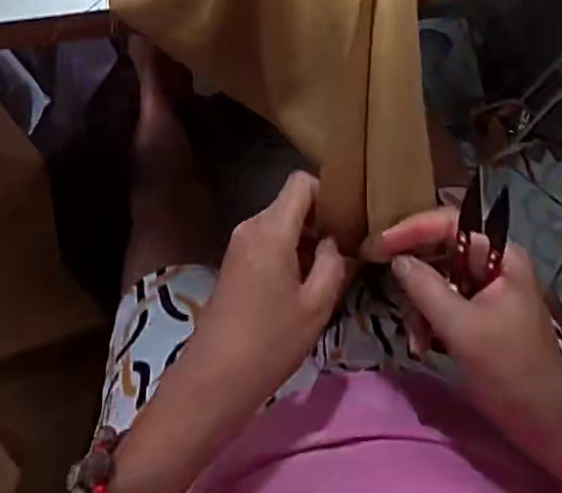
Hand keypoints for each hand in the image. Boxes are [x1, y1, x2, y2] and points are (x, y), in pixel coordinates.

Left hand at [111, 172, 351, 492]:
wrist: (213, 380)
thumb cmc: (270, 341)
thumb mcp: (317, 304)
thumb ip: (335, 262)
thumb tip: (338, 241)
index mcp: (271, 228)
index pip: (301, 181)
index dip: (327, 193)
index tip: (348, 219)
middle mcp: (251, 225)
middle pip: (292, 203)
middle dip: (320, 220)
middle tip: (347, 248)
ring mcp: (239, 243)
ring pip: (281, 223)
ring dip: (306, 239)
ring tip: (329, 270)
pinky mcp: (234, 262)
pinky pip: (268, 240)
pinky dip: (289, 252)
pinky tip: (303, 284)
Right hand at [377, 207, 561, 450]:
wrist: (550, 430)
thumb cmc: (511, 374)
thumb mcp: (462, 329)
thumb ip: (425, 288)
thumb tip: (397, 259)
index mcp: (501, 255)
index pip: (449, 222)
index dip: (411, 228)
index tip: (378, 244)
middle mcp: (495, 262)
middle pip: (441, 248)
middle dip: (414, 274)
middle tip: (386, 286)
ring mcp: (489, 288)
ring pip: (439, 277)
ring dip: (420, 306)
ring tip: (416, 339)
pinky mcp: (482, 312)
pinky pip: (445, 301)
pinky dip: (430, 320)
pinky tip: (424, 345)